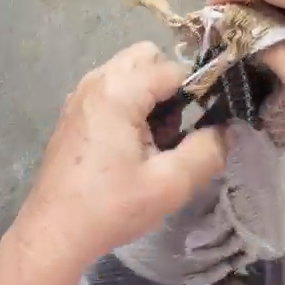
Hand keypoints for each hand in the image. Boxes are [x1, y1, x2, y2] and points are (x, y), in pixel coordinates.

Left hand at [7, 42, 224, 269]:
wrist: (57, 227)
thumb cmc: (112, 205)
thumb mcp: (169, 184)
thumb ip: (205, 151)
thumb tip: (227, 129)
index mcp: (116, 90)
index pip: (170, 68)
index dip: (197, 90)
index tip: (209, 121)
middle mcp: (95, 80)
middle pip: (144, 57)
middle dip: (169, 85)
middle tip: (174, 130)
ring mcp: (80, 92)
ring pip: (127, 71)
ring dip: (149, 94)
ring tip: (154, 142)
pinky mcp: (74, 109)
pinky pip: (110, 87)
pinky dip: (129, 102)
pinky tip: (132, 145)